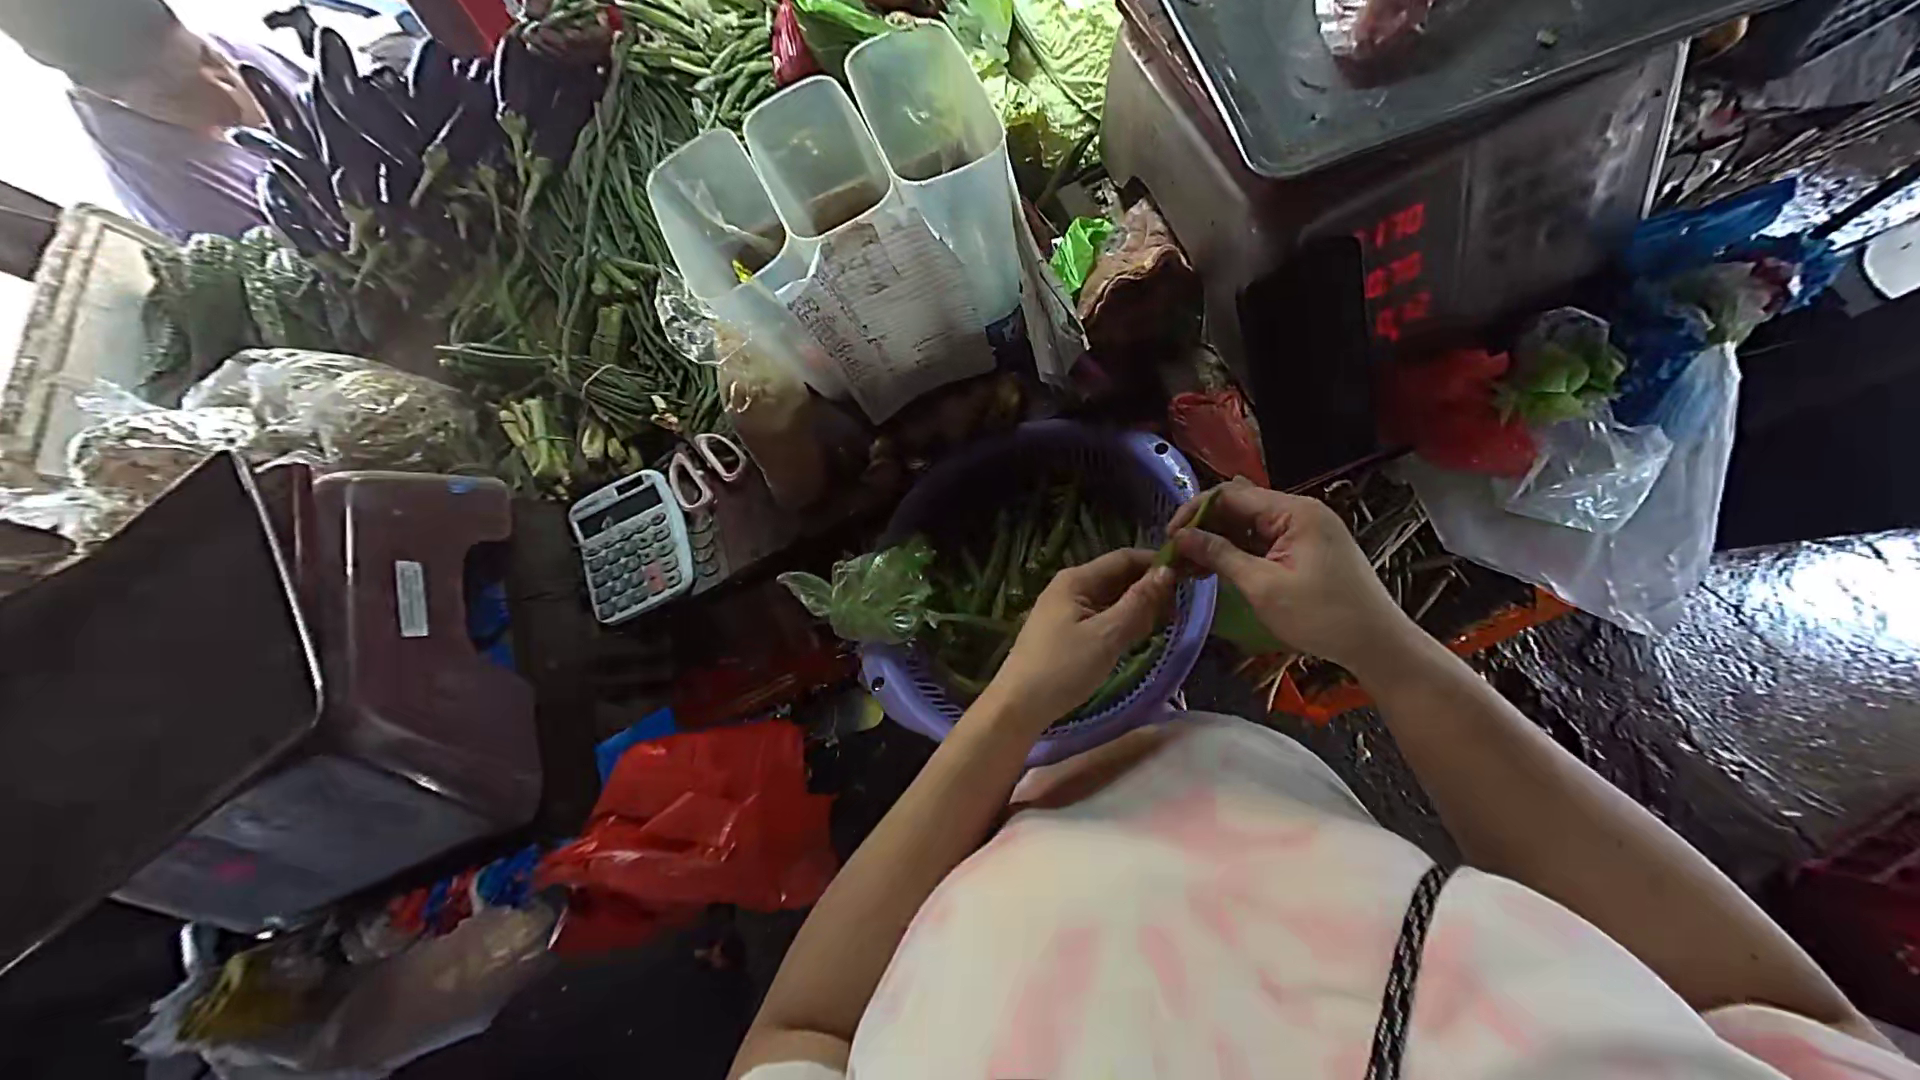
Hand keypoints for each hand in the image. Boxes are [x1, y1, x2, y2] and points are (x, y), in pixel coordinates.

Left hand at [976, 549, 1175, 731]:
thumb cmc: (1063, 668)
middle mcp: (1070, 587)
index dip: (1156, 563)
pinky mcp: (1065, 630)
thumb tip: (1167, 572)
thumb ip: (1138, 603)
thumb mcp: (1107, 635)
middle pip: (1118, 577)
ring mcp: (1066, 609)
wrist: (1019, 705)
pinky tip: (1137, 636)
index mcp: (1076, 579)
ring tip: (1165, 625)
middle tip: (1179, 610)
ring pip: (1111, 598)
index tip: (1189, 577)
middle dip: (1149, 589)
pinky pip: (1102, 616)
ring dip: (1138, 607)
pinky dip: (1122, 621)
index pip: (1124, 558)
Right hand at [1170, 479, 1412, 674]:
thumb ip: (1219, 555)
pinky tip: (1214, 569)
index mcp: (1294, 511)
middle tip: (1176, 555)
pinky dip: (1236, 552)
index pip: (1230, 494)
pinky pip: (1261, 541)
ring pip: (1247, 526)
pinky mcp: (1304, 549)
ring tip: (1189, 565)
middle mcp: (1299, 512)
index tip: (1170, 537)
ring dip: (1217, 542)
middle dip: (1204, 528)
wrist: (1377, 644)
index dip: (1194, 512)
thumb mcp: (1262, 585)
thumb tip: (1181, 537)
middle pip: (1238, 507)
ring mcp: (1303, 530)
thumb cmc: (1321, 615)